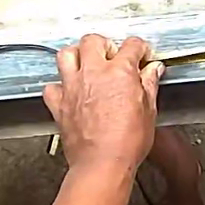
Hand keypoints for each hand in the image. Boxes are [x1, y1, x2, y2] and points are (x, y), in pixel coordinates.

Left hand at [42, 35, 163, 174]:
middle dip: (104, 44)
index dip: (140, 48)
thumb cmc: (127, 142)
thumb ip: (149, 84)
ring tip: (86, 64)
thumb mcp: (149, 110)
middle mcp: (93, 73)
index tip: (142, 55)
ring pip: (66, 54)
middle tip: (112, 56)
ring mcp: (73, 87)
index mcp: (120, 72)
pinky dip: (59, 86)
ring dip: (76, 55)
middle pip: (92, 40)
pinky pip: (51, 86)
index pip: (131, 45)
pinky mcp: (59, 104)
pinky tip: (69, 90)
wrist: (103, 164)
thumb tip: (153, 70)